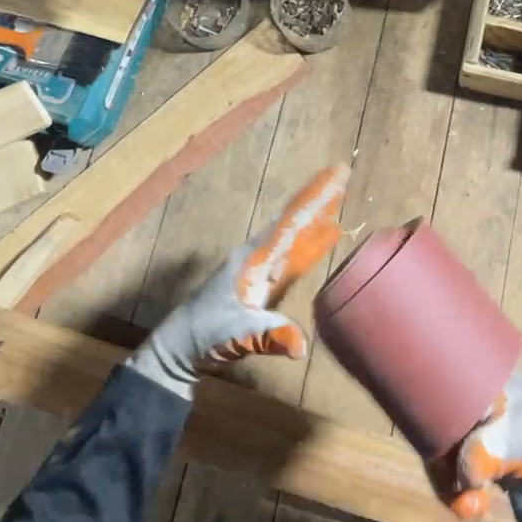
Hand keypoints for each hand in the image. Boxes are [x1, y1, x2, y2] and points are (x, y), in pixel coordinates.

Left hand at [127, 162, 348, 398]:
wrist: (180, 348)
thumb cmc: (206, 334)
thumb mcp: (237, 335)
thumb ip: (270, 336)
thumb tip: (302, 348)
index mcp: (253, 258)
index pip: (290, 223)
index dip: (314, 200)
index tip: (335, 175)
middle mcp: (258, 254)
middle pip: (294, 221)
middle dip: (318, 199)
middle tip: (341, 174)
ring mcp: (261, 267)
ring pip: (295, 234)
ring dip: (316, 216)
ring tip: (339, 195)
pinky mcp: (264, 281)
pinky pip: (295, 253)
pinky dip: (313, 241)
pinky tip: (326, 234)